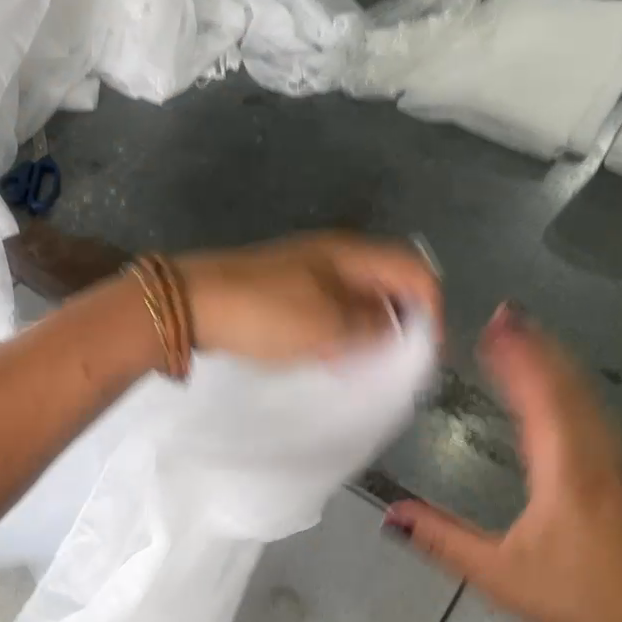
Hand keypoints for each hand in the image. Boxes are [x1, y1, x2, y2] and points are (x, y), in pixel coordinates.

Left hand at [176, 232, 443, 364]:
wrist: (190, 305)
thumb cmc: (264, 312)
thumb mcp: (326, 326)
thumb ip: (369, 327)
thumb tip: (394, 330)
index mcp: (352, 254)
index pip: (414, 270)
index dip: (431, 308)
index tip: (427, 352)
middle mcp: (333, 256)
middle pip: (386, 283)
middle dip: (401, 321)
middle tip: (401, 364)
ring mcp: (305, 272)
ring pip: (356, 298)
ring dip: (369, 330)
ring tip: (369, 367)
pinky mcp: (282, 291)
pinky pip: (327, 310)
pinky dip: (339, 332)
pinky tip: (332, 358)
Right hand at [384, 303, 621, 621]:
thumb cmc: (574, 600)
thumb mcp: (497, 574)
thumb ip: (442, 541)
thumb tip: (389, 513)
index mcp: (566, 472)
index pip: (541, 400)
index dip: (518, 359)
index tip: (495, 324)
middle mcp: (592, 458)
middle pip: (567, 389)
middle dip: (535, 349)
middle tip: (505, 316)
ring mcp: (608, 469)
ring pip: (583, 401)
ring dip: (554, 365)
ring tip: (525, 340)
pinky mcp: (612, 482)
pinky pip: (589, 417)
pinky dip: (567, 390)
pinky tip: (556, 395)